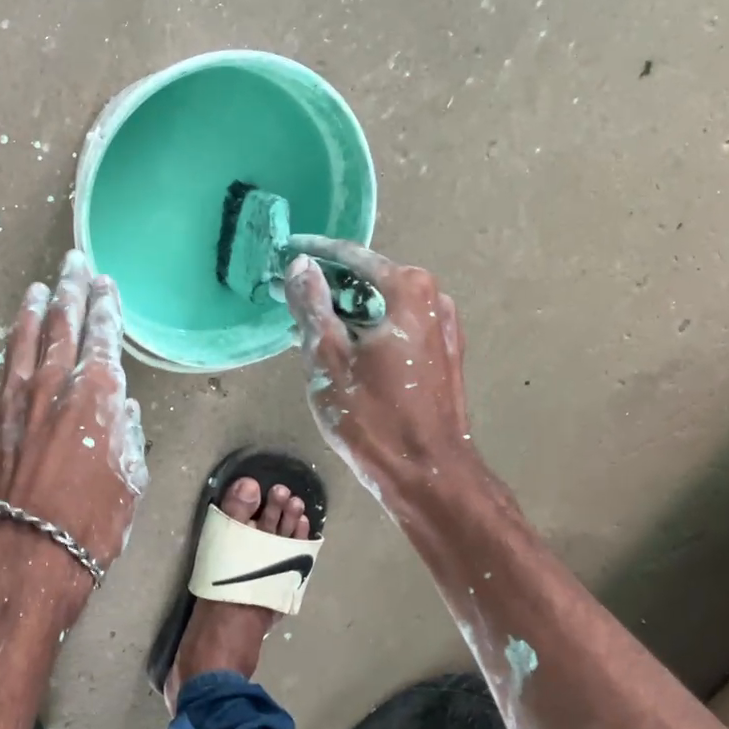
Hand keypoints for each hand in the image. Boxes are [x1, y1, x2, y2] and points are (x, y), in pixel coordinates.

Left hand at [0, 249, 148, 576]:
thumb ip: (126, 435)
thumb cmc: (90, 522)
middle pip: (60, 324)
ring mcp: (10, 400)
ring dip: (28, 311)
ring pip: (19, 340)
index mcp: (94, 394)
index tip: (105, 284)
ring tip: (35, 289)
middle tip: (72, 262)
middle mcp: (51, 384)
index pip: (102, 336)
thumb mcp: (130, 480)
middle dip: (70, 289)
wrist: (23, 552)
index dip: (105, 307)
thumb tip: (120, 408)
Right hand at [282, 236, 476, 510]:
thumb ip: (312, 306)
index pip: (351, 257)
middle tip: (289, 296)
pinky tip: (345, 352)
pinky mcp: (444, 358)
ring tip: (310, 328)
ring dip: (347, 313)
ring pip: (383, 308)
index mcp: (407, 290)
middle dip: (329, 287)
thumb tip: (300, 265)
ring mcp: (443, 329)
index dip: (314, 255)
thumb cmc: (373, 417)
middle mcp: (433, 299)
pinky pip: (397, 331)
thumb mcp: (328, 359)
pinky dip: (368, 332)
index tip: (284, 253)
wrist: (429, 475)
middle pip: (370, 281)